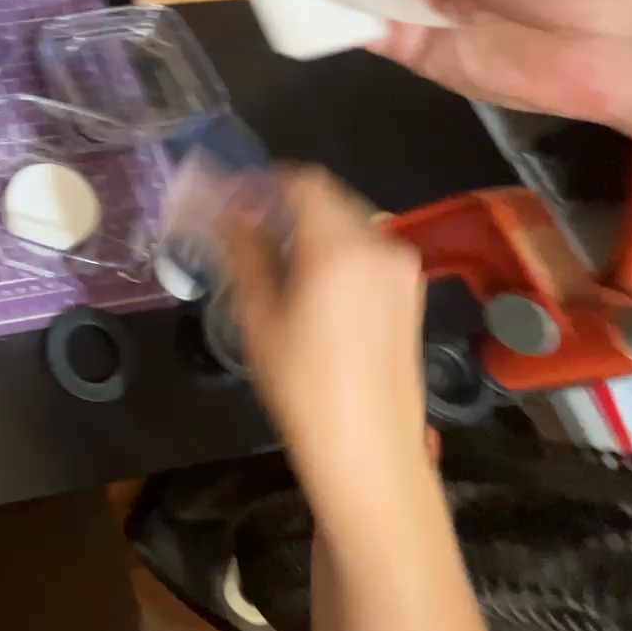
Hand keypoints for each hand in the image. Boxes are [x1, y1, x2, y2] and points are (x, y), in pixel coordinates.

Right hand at [221, 168, 428, 493]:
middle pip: (325, 198)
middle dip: (277, 203)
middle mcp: (381, 248)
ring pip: (343, 222)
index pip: (302, 182)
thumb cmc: (302, 382)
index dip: (260, 180)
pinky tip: (299, 279)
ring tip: (261, 253)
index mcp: (341, 248)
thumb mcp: (256, 312)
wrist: (369, 450)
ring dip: (301, 225)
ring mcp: (401, 271)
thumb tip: (224, 209)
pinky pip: (362, 248)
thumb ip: (242, 249)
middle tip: (234, 224)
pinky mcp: (407, 294)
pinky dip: (327, 247)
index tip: (225, 197)